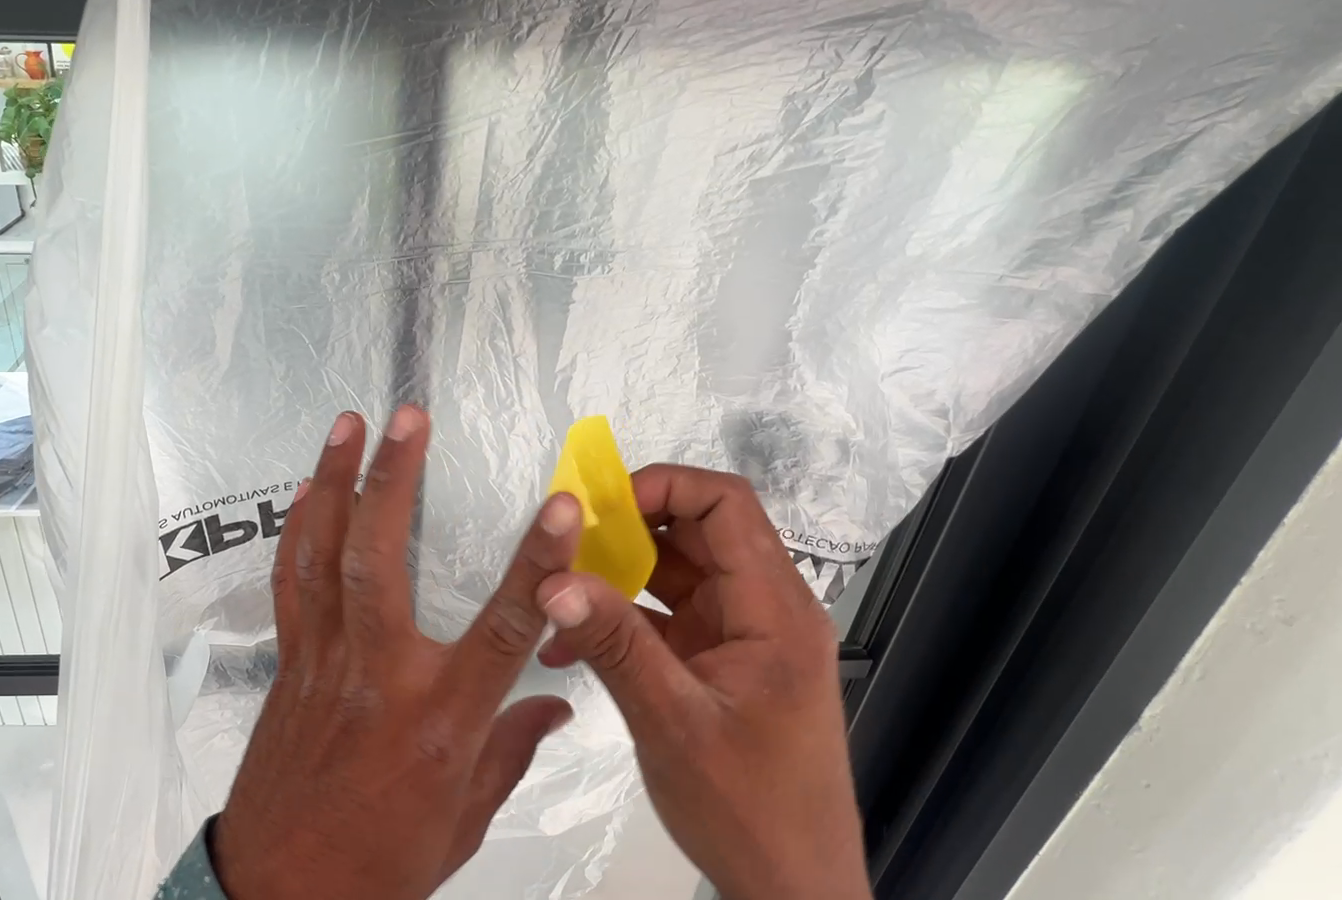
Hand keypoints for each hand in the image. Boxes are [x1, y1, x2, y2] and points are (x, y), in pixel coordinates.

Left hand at [212, 406, 585, 899]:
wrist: (279, 891)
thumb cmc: (380, 865)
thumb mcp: (465, 822)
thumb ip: (512, 749)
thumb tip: (557, 700)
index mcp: (439, 721)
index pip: (501, 629)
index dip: (537, 564)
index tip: (562, 504)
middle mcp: (378, 676)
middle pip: (379, 562)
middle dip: (394, 480)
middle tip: (408, 417)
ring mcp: (325, 662)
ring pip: (323, 557)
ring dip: (333, 483)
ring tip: (347, 424)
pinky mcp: (290, 662)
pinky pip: (290, 583)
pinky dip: (297, 527)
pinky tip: (304, 487)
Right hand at [535, 465, 871, 899]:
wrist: (791, 894)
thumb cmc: (750, 809)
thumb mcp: (673, 723)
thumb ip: (614, 644)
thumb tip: (553, 580)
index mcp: (774, 609)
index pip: (726, 505)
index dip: (664, 486)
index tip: (600, 508)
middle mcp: (761, 609)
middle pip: (696, 532)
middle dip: (627, 528)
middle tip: (566, 542)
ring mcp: (738, 637)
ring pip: (675, 573)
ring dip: (616, 575)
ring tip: (558, 588)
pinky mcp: (715, 663)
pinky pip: (663, 618)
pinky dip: (618, 620)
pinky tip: (568, 645)